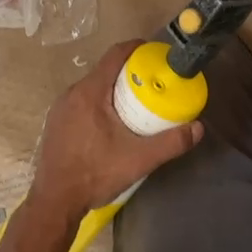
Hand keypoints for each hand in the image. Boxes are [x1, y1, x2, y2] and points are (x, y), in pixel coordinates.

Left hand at [27, 41, 202, 220]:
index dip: (137, 48)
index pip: (115, 54)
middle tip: (151, 84)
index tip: (156, 54)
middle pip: (105, 70)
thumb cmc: (95, 175)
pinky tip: (110, 124)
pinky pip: (81, 102)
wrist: (54, 204)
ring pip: (92, 87)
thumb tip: (198, 128)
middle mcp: (72, 93)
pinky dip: (98, 102)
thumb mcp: (139, 160)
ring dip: (113, 88)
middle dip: (129, 72)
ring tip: (134, 104)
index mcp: (90, 92)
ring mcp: (60, 109)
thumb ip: (170, 143)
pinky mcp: (55, 124)